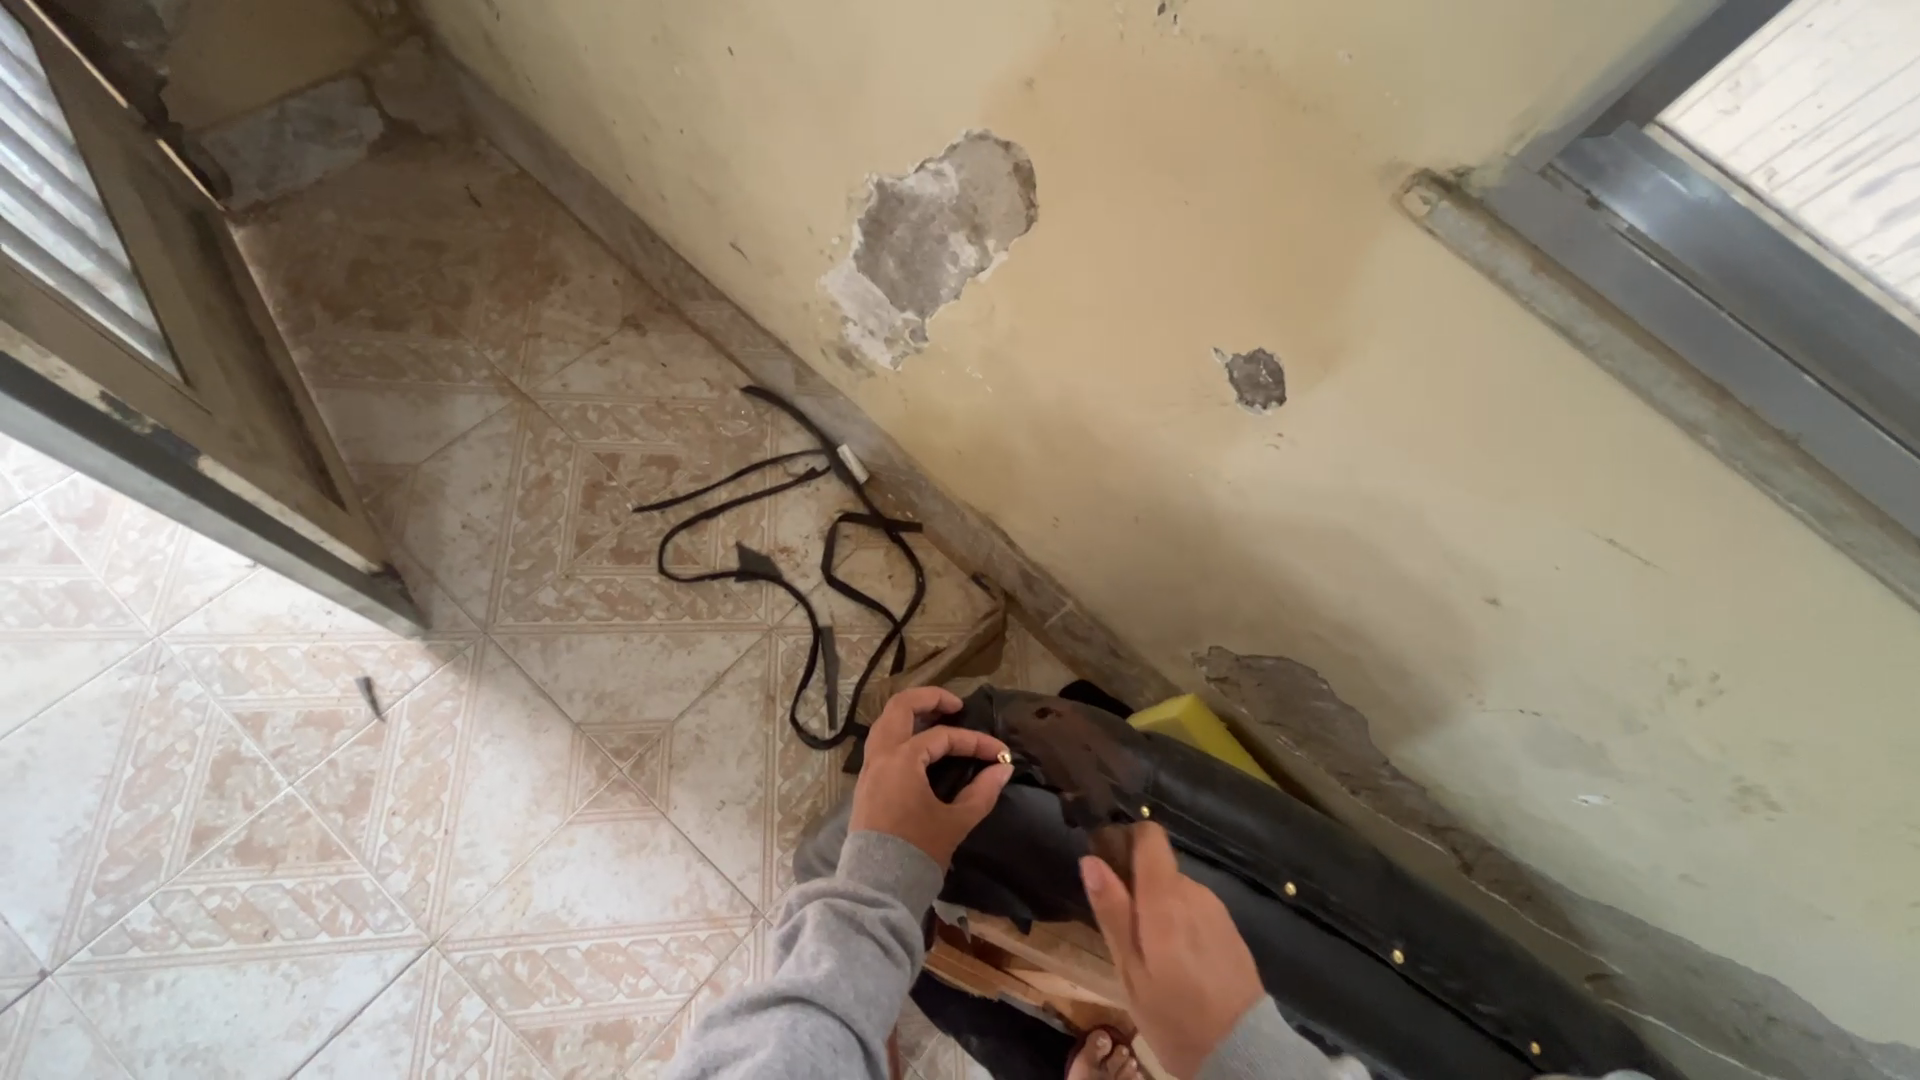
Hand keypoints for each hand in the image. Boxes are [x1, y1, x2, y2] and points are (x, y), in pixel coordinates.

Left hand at [850, 687, 1013, 867]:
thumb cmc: (917, 851)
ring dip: (911, 713)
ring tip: (938, 717)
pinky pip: (881, 742)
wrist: (877, 887)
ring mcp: (869, 768)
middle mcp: (880, 756)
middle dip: (930, 698)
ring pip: (885, 723)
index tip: (1000, 755)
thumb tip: (1002, 771)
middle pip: (900, 707)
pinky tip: (919, 744)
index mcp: (902, 760)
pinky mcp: (866, 783)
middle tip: (957, 705)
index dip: (976, 742)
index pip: (944, 737)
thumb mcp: (955, 822)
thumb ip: (981, 793)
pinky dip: (900, 733)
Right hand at [1081, 824, 1264, 1079]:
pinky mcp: (1230, 928)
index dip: (1127, 840)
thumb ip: (1112, 911)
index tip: (1110, 866)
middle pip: (1158, 869)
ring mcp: (1216, 909)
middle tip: (1127, 938)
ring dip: (1160, 911)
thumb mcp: (1130, 971)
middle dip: (1138, 890)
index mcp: (1165, 898)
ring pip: (1175, 892)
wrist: (1243, 1056)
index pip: (1150, 836)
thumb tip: (1091, 860)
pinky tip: (1181, 965)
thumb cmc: (1175, 1016)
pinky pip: (1195, 910)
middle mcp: (1193, 892)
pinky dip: (1181, 925)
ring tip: (1155, 960)